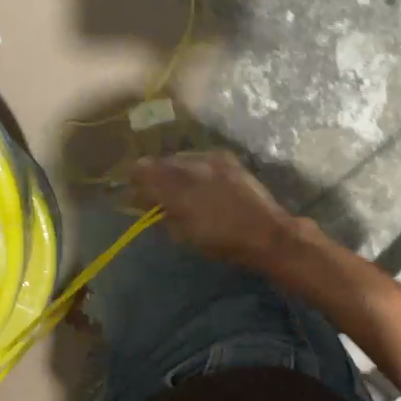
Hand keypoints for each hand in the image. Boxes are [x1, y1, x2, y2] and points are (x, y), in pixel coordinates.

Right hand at [128, 151, 311, 269]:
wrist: (266, 233)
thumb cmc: (222, 241)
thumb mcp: (183, 233)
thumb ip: (161, 212)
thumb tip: (144, 200)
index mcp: (177, 186)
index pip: (142, 171)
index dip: (134, 182)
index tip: (134, 195)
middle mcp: (192, 165)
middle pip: (159, 162)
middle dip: (152, 176)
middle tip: (153, 193)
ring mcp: (211, 159)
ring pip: (179, 159)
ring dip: (172, 171)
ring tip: (177, 189)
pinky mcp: (226, 160)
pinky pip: (198, 158)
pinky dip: (191, 168)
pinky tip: (198, 183)